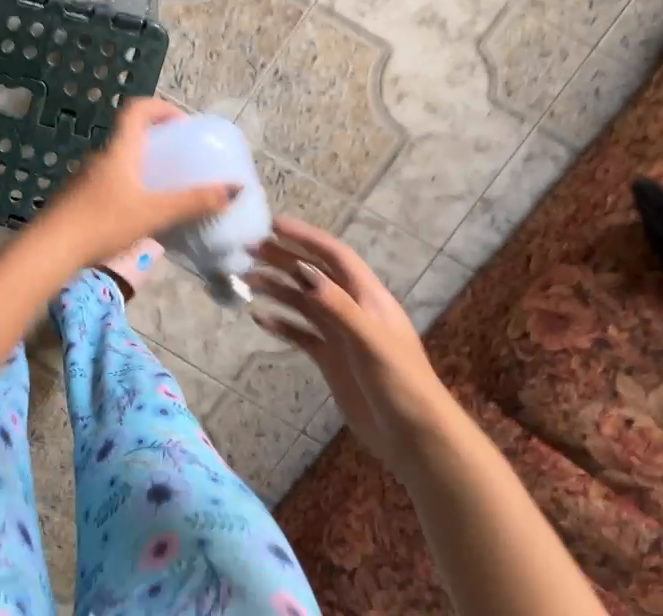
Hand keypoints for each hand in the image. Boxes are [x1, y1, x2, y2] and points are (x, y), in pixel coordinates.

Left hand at [34, 98, 238, 265]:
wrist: (52, 248)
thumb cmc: (103, 223)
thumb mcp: (154, 213)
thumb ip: (193, 202)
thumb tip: (235, 188)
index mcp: (119, 151)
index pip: (137, 110)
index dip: (161, 107)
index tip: (184, 124)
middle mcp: (100, 157)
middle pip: (130, 137)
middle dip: (158, 144)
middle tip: (182, 162)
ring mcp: (86, 179)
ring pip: (120, 164)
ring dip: (143, 170)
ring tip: (167, 192)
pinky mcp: (78, 200)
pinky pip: (110, 185)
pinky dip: (129, 190)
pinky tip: (141, 217)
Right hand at [245, 218, 460, 476]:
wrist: (415, 438)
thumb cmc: (400, 383)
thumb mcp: (371, 341)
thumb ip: (337, 305)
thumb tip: (304, 271)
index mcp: (369, 299)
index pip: (334, 257)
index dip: (306, 238)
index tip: (273, 225)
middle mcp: (353, 310)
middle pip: (314, 274)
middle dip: (283, 258)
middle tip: (248, 250)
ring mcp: (341, 334)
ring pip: (303, 301)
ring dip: (277, 287)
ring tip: (246, 279)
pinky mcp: (331, 358)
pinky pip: (300, 333)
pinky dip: (280, 323)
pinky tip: (259, 318)